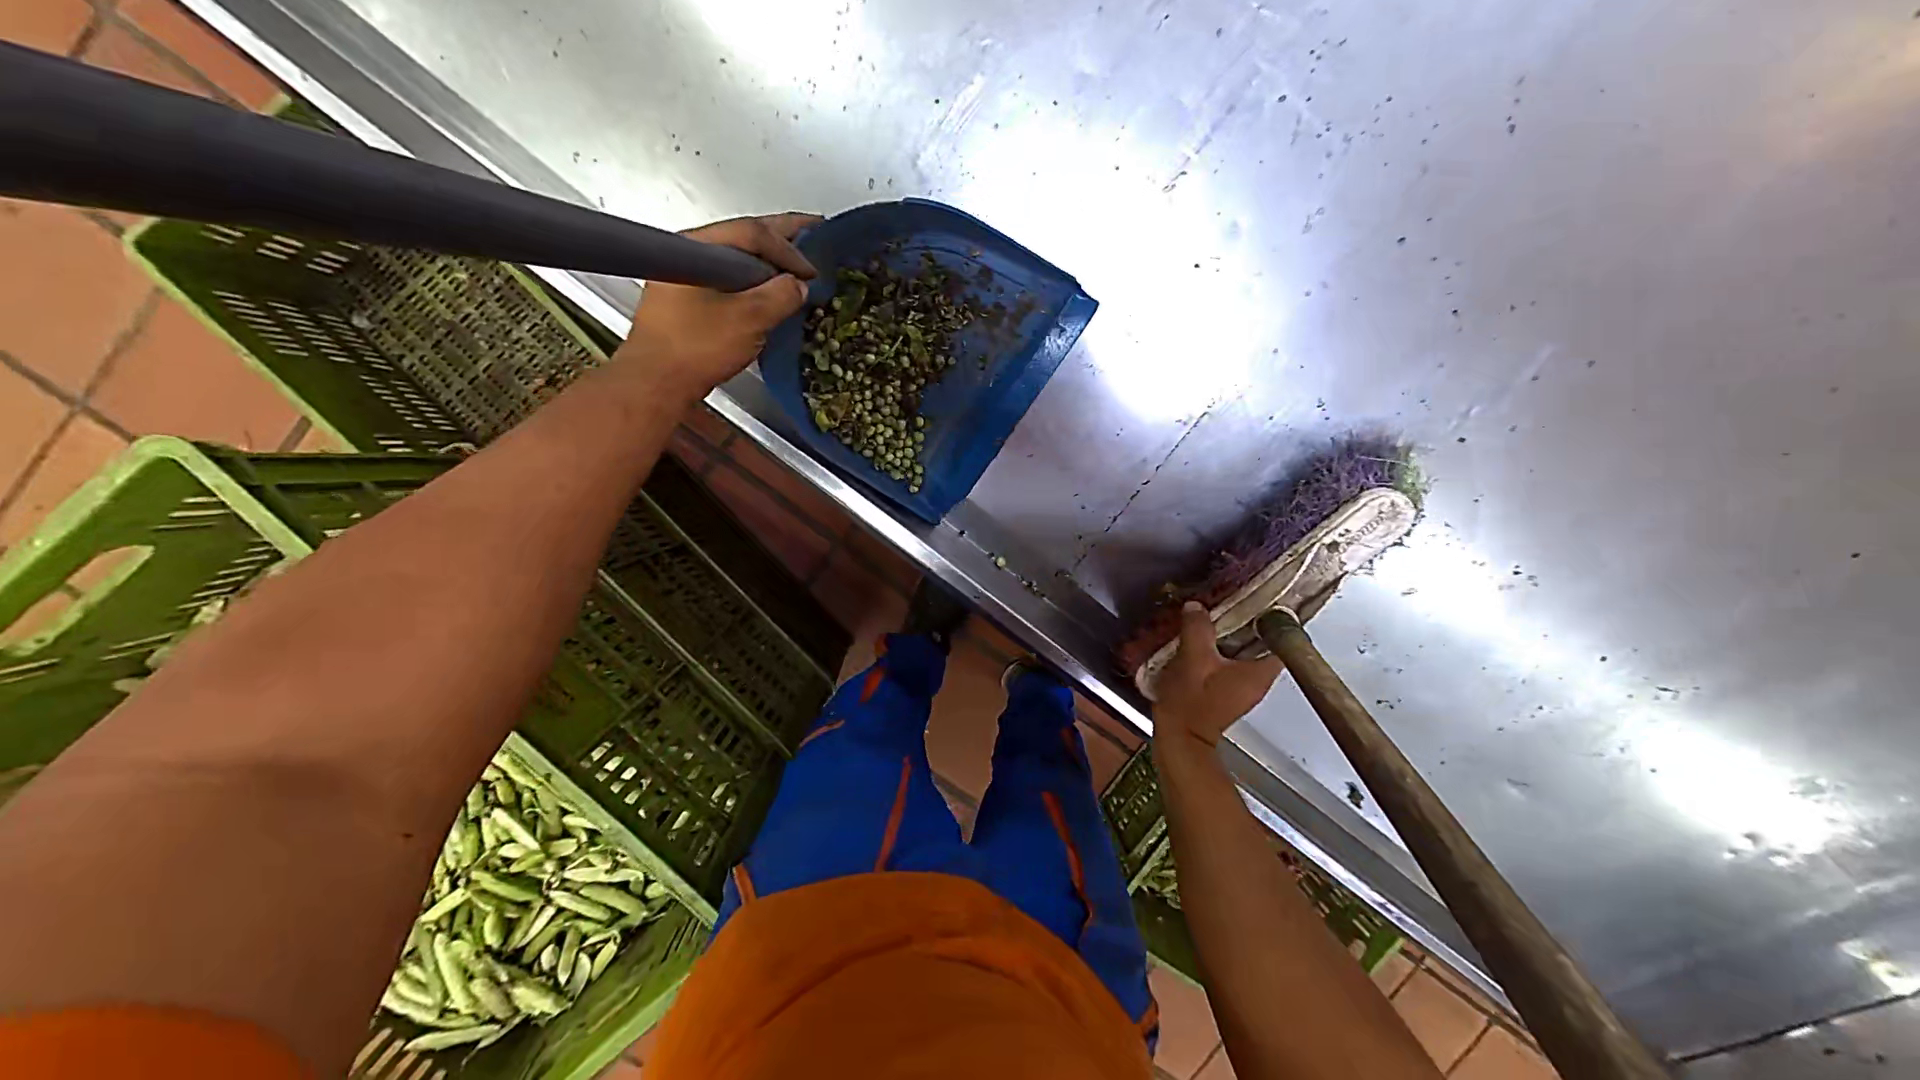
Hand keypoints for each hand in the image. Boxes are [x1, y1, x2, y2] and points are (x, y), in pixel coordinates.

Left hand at [615, 212, 821, 401]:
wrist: (657, 383)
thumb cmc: (696, 348)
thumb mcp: (750, 319)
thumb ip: (781, 296)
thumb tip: (798, 285)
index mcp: (698, 248)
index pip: (753, 233)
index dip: (789, 248)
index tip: (812, 270)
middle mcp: (688, 255)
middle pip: (743, 238)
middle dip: (781, 237)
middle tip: (814, 232)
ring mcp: (685, 279)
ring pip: (735, 260)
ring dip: (768, 263)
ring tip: (797, 266)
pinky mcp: (687, 303)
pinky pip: (728, 282)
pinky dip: (753, 283)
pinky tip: (770, 294)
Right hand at [1154, 602, 1284, 750]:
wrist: (1179, 737)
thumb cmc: (1192, 702)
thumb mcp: (1193, 658)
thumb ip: (1198, 628)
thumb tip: (1197, 606)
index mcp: (1260, 671)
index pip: (1280, 638)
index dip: (1272, 616)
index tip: (1259, 599)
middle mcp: (1258, 680)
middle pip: (1259, 642)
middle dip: (1244, 622)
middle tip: (1229, 602)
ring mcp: (1242, 687)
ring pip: (1241, 652)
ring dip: (1227, 636)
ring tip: (1210, 617)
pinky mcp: (1225, 692)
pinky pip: (1226, 662)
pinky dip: (1216, 650)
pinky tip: (1198, 641)